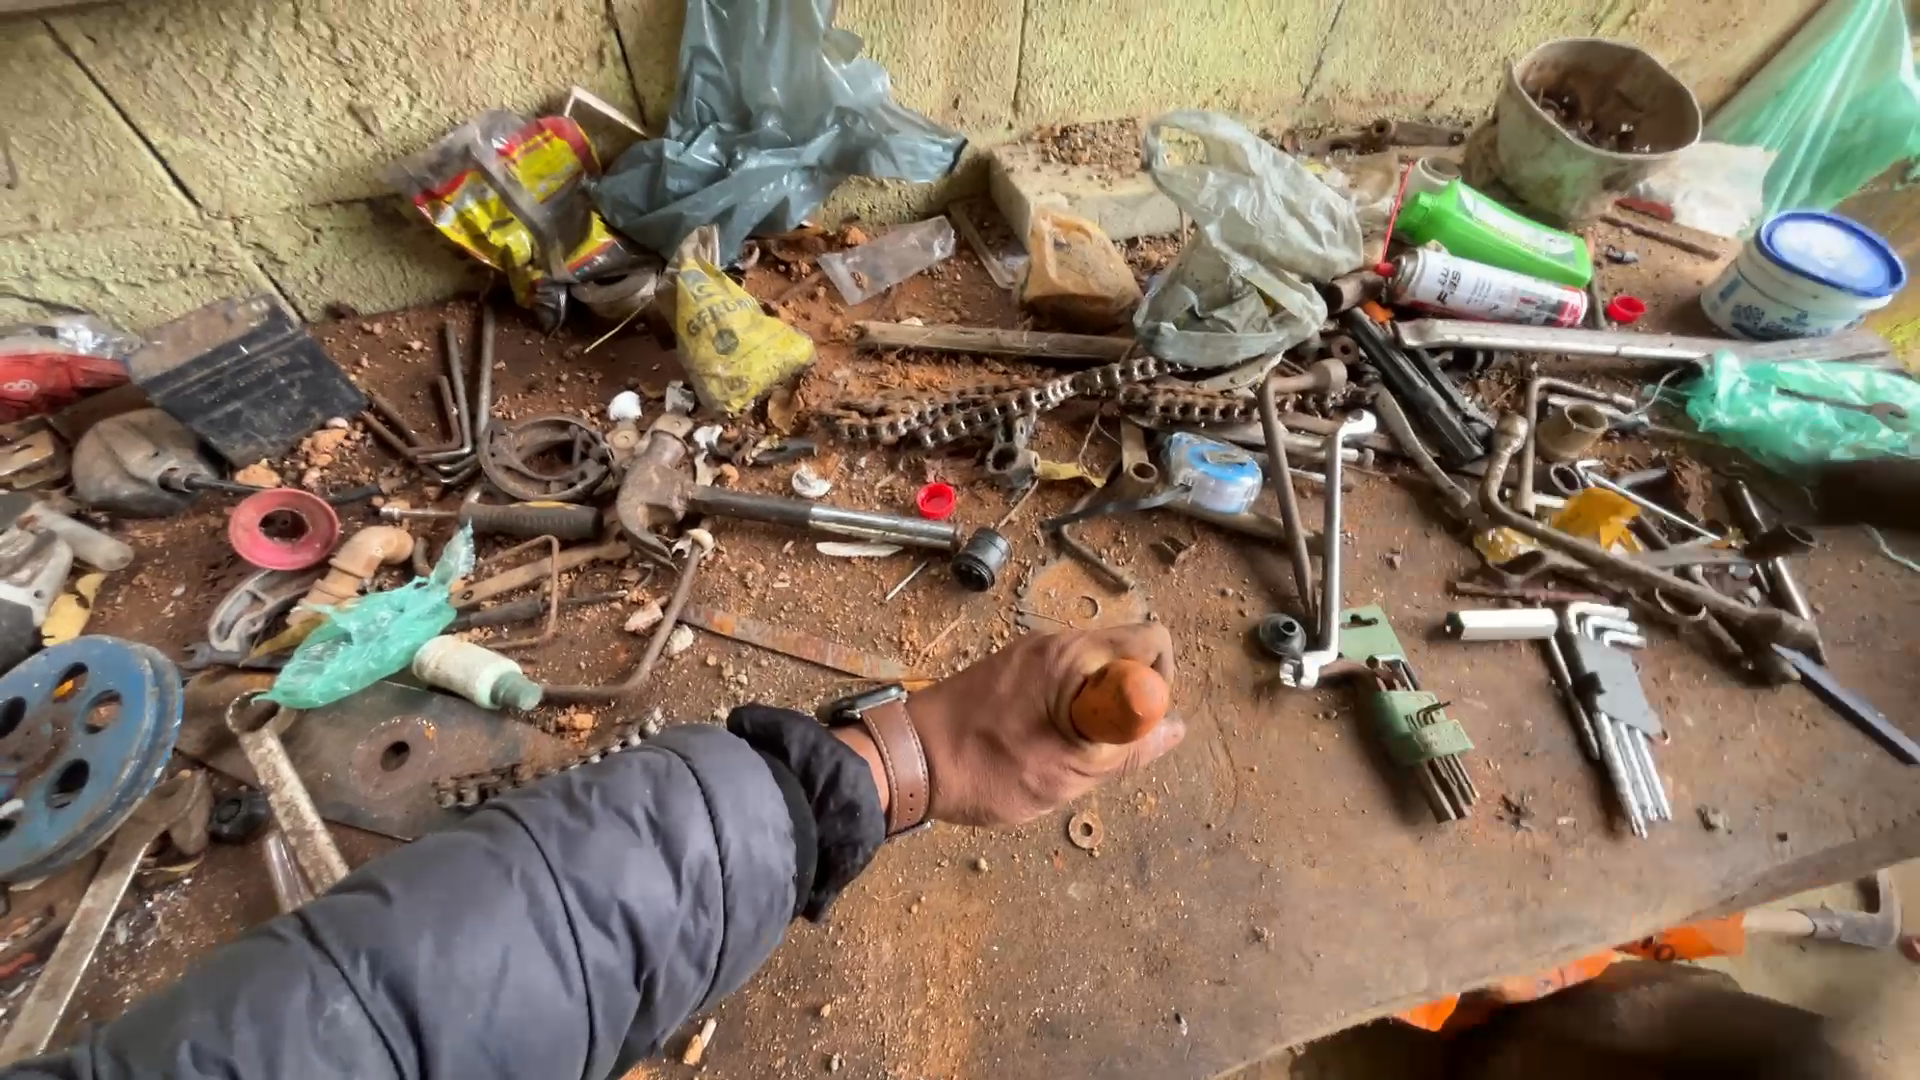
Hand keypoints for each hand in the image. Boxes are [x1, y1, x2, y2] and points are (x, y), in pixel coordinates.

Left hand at [904, 623, 1184, 826]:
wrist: (907, 758)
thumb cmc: (986, 767)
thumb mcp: (1069, 772)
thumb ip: (1129, 749)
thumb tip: (1175, 728)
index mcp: (1072, 655)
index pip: (1152, 641)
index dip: (1157, 686)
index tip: (1130, 729)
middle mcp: (1052, 641)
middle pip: (1123, 655)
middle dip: (1124, 704)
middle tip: (1096, 751)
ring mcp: (1028, 653)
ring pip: (1092, 672)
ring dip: (1093, 712)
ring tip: (1062, 754)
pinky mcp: (1010, 668)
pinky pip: (1061, 679)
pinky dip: (1066, 709)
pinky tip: (1037, 745)